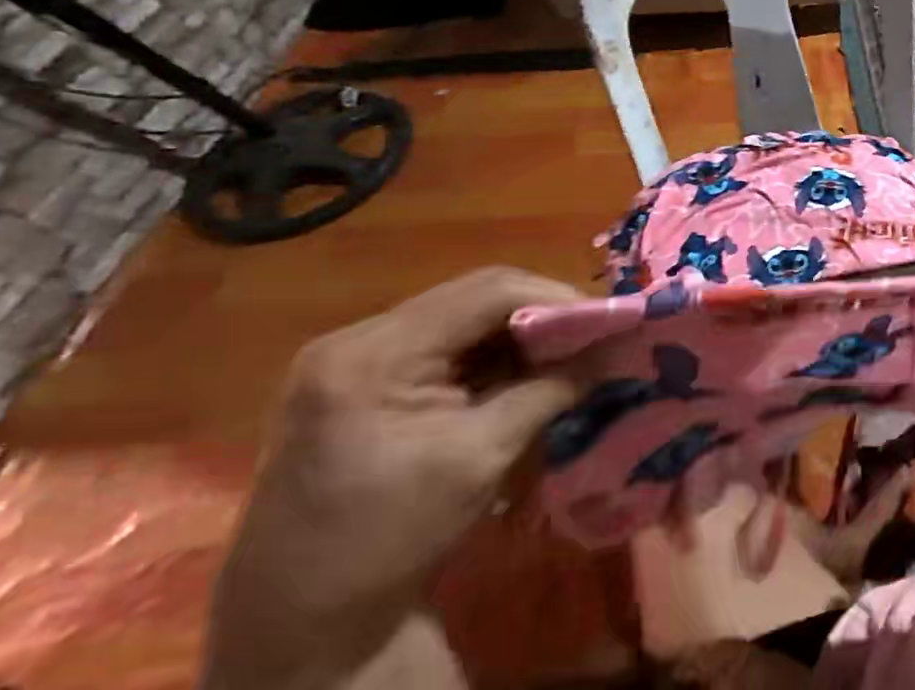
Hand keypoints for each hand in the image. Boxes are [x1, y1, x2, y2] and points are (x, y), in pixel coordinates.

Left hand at [204, 268, 581, 689]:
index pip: (484, 292)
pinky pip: (441, 350)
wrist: (302, 622)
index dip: (554, 298)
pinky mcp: (363, 382)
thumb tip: (611, 353)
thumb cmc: (390, 540)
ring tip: (568, 354)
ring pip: (459, 322)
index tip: (608, 319)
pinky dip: (488, 359)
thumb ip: (547, 393)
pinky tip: (522, 375)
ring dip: (516, 337)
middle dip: (540, 316)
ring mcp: (354, 358)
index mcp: (374, 351)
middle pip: (470, 300)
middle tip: (593, 336)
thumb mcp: (478, 460)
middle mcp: (357, 337)